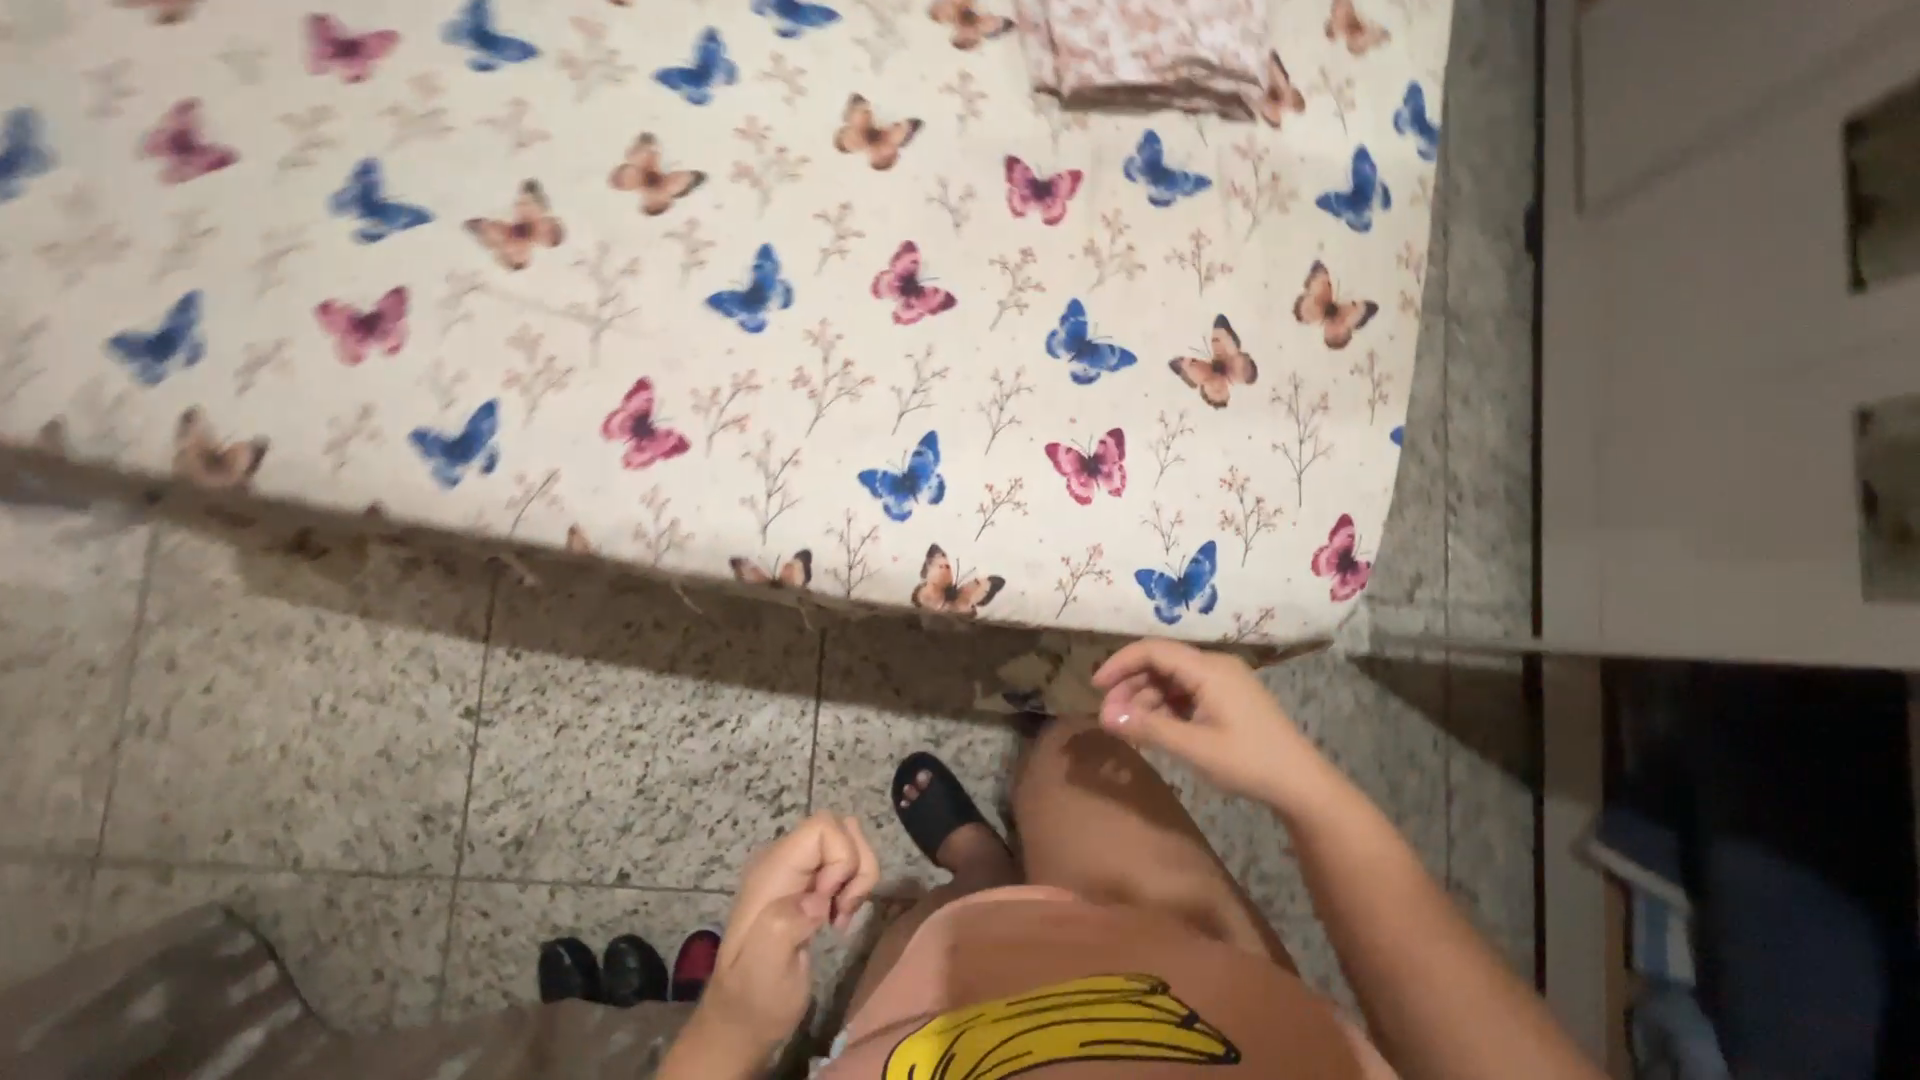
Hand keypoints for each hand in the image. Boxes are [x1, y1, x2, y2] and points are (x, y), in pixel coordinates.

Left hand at [701, 813, 880, 1053]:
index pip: (822, 826)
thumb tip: (817, 899)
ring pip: (848, 843)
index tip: (829, 901)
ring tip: (840, 917)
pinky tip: (837, 919)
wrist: (743, 1021)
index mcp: (772, 870)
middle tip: (841, 910)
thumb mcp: (764, 968)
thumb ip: (784, 925)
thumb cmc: (755, 998)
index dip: (841, 858)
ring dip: (858, 878)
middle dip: (856, 868)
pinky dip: (853, 887)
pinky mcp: (807, 884)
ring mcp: (795, 870)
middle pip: (841, 829)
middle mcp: (783, 859)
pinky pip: (844, 863)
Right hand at [1092, 639, 1331, 811]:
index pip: (1153, 650)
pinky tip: (1153, 728)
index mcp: (1209, 669)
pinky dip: (1165, 707)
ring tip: (1129, 727)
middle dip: (1130, 685)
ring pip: (1171, 679)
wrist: (1301, 784)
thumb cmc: (1249, 762)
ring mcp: (1223, 682)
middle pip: (1161, 662)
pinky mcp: (1227, 698)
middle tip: (1110, 715)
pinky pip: (1186, 692)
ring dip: (1146, 698)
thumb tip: (1105, 716)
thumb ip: (1148, 727)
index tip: (1095, 687)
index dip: (1120, 664)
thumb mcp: (1194, 747)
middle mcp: (1215, 666)